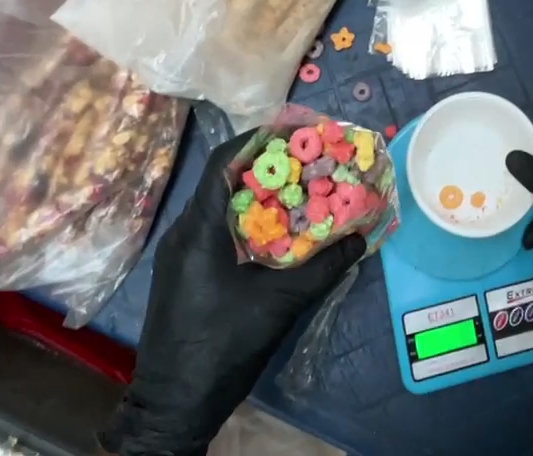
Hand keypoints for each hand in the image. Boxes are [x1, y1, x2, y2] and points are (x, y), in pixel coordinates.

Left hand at [104, 130, 365, 455]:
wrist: (172, 404)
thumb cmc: (223, 346)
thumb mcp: (280, 304)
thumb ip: (322, 267)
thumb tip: (360, 237)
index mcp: (200, 230)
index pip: (224, 163)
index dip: (258, 139)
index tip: (293, 128)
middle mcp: (184, 232)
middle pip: (223, 179)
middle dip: (265, 163)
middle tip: (305, 157)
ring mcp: (179, 253)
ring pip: (219, 204)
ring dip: (256, 190)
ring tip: (297, 187)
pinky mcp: (182, 271)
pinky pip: (214, 227)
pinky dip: (245, 216)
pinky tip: (274, 229)